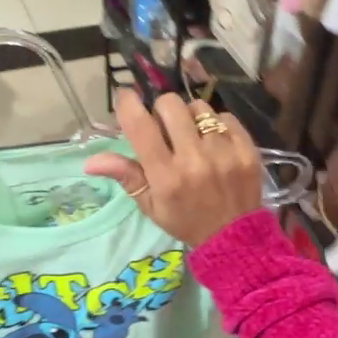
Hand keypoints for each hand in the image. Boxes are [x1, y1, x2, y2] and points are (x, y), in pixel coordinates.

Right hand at [83, 89, 261, 245]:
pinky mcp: (247, 150)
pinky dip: (218, 126)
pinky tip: (216, 144)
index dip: (128, 104)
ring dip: (191, 118)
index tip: (127, 98)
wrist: (234, 238)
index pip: (140, 125)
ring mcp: (224, 153)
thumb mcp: (151, 206)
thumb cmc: (186, 221)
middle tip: (166, 129)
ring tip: (194, 138)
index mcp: (166, 176)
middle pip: (170, 105)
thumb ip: (126, 177)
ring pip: (199, 108)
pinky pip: (226, 118)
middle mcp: (194, 160)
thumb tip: (90, 161)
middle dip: (162, 111)